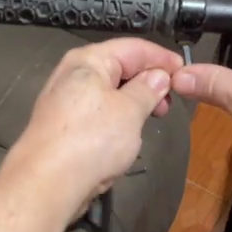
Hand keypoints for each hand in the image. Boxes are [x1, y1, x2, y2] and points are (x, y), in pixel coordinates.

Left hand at [5, 38, 183, 213]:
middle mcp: (73, 75)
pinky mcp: (63, 128)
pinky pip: (97, 115)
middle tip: (170, 103)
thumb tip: (159, 76)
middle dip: (148, 82)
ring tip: (152, 120)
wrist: (46, 183)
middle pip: (119, 69)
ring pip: (109, 94)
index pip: (133, 48)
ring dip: (133, 103)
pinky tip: (126, 136)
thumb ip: (148, 90)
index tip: (185, 71)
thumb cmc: (91, 139)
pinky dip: (116, 120)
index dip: (162, 58)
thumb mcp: (130, 111)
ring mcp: (65, 102)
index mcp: (88, 60)